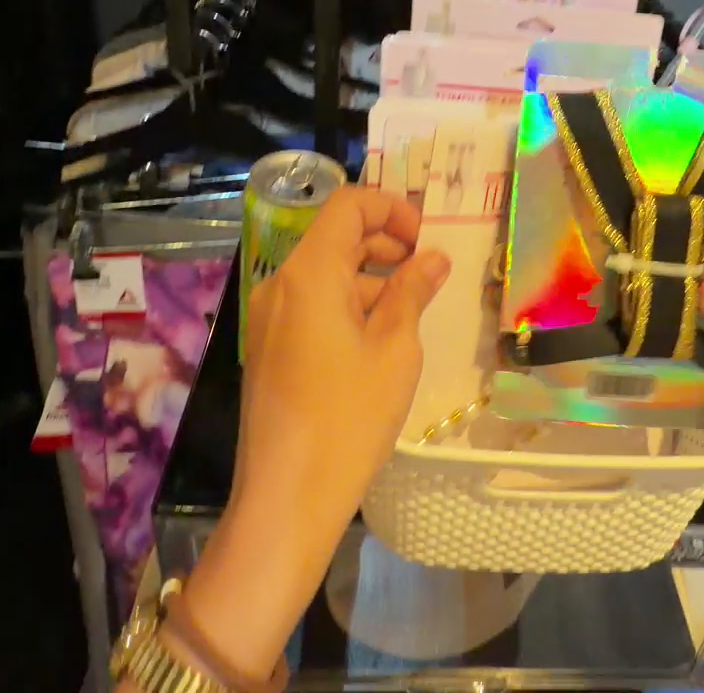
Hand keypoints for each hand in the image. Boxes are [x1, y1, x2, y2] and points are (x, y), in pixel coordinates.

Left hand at [234, 185, 450, 524]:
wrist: (286, 498)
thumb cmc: (348, 418)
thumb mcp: (395, 350)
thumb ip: (413, 292)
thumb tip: (434, 257)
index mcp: (309, 273)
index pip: (347, 206)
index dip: (391, 208)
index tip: (426, 237)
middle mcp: (281, 285)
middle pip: (335, 237)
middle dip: (384, 242)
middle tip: (428, 270)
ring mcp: (269, 318)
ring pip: (325, 273)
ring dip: (370, 277)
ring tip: (412, 309)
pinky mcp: (269, 348)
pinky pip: (312, 305)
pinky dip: (348, 304)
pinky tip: (380, 338)